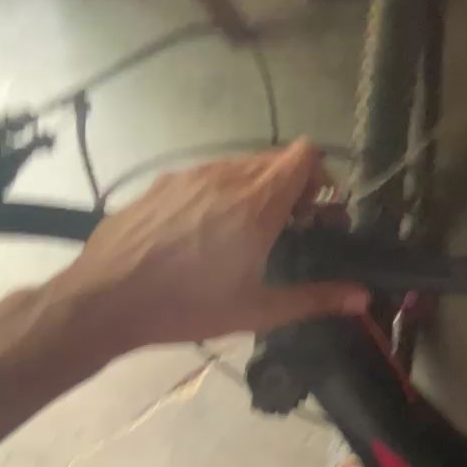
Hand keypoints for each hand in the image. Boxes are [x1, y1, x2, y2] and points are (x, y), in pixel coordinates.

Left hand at [44, 142, 367, 355]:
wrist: (103, 299)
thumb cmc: (188, 306)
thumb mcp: (258, 310)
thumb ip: (316, 298)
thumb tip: (363, 298)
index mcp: (257, 203)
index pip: (303, 156)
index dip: (319, 176)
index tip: (317, 211)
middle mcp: (226, 178)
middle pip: (274, 159)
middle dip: (292, 186)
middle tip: (291, 228)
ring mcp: (189, 177)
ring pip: (239, 165)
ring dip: (257, 188)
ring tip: (249, 231)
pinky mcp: (161, 184)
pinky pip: (207, 176)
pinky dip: (222, 192)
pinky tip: (206, 232)